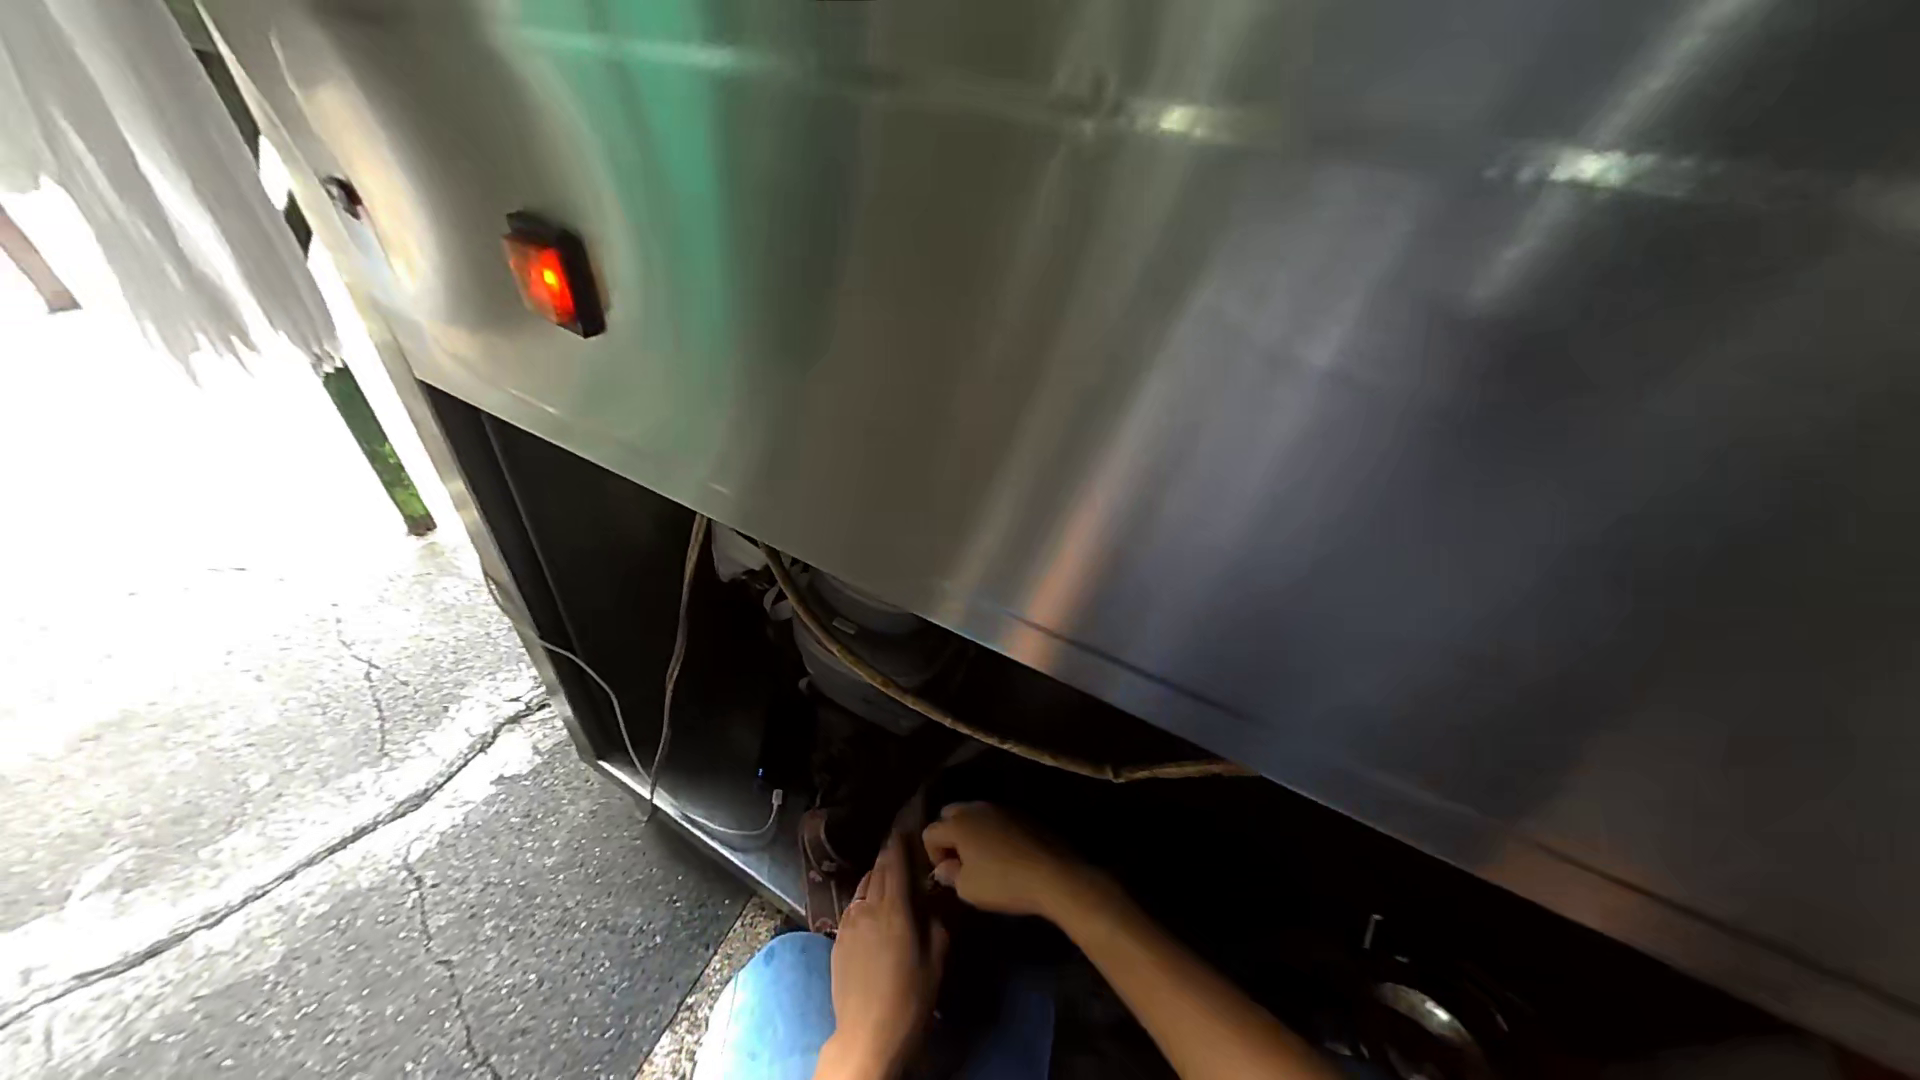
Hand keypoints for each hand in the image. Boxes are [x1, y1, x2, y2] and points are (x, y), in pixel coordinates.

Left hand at [820, 832, 947, 1079]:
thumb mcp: (936, 960)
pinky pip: (853, 907)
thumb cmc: (910, 998)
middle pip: (877, 870)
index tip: (905, 827)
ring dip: (876, 877)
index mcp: (894, 909)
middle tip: (900, 848)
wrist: (866, 1035)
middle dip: (889, 856)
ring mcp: (848, 923)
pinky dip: (865, 899)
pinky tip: (873, 911)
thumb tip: (935, 899)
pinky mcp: (837, 939)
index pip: (895, 862)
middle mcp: (867, 907)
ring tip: (888, 880)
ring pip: (863, 887)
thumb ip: (937, 922)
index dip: (899, 842)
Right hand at [921, 802, 1104, 920]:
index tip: (947, 873)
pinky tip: (1006, 852)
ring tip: (983, 857)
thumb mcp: (969, 889)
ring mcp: (1002, 806)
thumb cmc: (1004, 883)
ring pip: (976, 813)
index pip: (930, 832)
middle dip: (949, 835)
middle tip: (961, 860)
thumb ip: (950, 875)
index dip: (932, 854)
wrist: (1055, 874)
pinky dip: (994, 830)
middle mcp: (977, 807)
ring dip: (973, 831)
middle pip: (951, 814)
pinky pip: (998, 817)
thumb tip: (944, 867)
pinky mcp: (1023, 811)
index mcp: (958, 823)